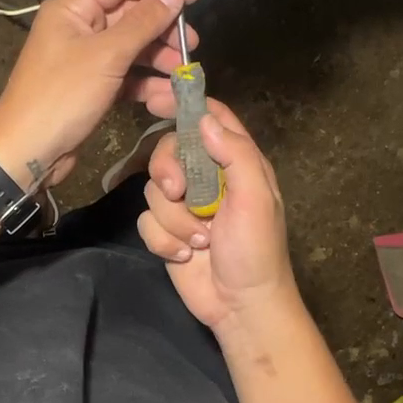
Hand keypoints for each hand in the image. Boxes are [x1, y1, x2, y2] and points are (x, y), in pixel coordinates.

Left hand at [0, 0, 197, 188]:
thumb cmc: (62, 96)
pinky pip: (125, 75)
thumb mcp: (106, 55)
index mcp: (73, 8)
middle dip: (162, 26)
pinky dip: (146, 82)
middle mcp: (78, 27)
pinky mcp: (92, 87)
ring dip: (158, 56)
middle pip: (129, 14)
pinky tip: (167, 93)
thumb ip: (143, 23)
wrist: (28, 151)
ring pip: (131, 46)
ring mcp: (85, 59)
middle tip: (190, 42)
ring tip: (182, 70)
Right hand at [137, 100, 298, 330]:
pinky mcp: (166, 233)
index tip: (156, 96)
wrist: (240, 306)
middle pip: (169, 151)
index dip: (185, 104)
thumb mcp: (256, 198)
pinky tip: (184, 255)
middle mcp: (208, 179)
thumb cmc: (257, 251)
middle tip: (177, 192)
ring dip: (173, 220)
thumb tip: (204, 120)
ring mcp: (185, 207)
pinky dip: (163, 240)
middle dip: (167, 171)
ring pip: (153, 191)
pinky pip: (146, 222)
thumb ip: (235, 154)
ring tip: (198, 241)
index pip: (210, 119)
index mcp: (237, 164)